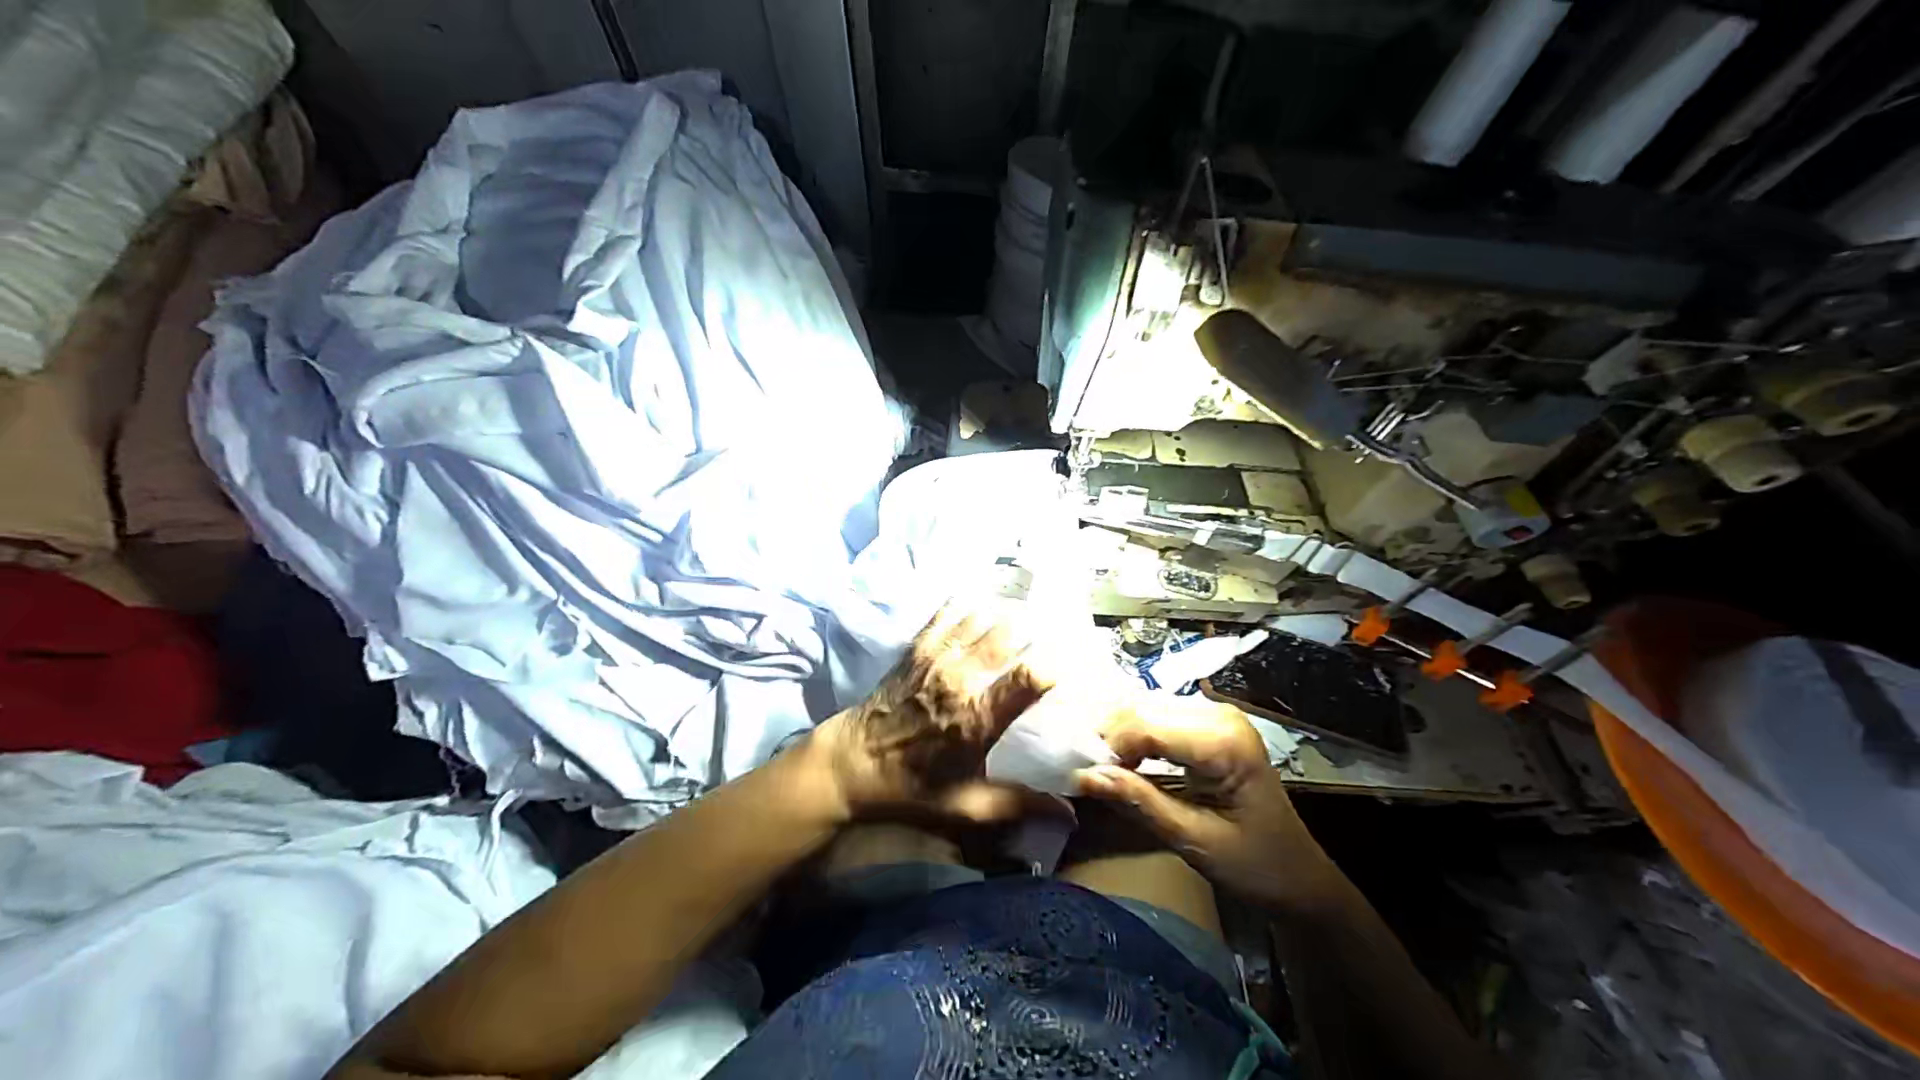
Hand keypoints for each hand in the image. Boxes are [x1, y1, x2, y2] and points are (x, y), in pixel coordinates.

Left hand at [811, 603, 1059, 823]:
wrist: (850, 764)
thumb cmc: (912, 787)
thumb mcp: (966, 806)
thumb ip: (1018, 804)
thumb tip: (1070, 815)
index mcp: (977, 717)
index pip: (1027, 678)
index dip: (1052, 666)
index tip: (1067, 665)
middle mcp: (960, 679)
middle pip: (1005, 636)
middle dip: (1031, 633)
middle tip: (1052, 632)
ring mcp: (936, 659)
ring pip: (979, 621)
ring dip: (1003, 616)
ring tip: (1025, 614)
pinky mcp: (916, 650)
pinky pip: (946, 616)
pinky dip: (965, 607)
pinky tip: (980, 600)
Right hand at [1073, 697, 1335, 910]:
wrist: (1299, 876)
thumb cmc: (1255, 866)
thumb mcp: (1193, 840)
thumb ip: (1139, 802)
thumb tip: (1083, 776)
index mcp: (1224, 742)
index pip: (1146, 726)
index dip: (1108, 748)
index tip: (1082, 777)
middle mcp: (1220, 715)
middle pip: (1142, 709)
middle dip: (1109, 739)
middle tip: (1086, 773)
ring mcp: (1216, 714)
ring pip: (1145, 707)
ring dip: (1119, 735)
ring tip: (1102, 769)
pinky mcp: (1210, 722)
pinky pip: (1158, 715)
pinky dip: (1135, 735)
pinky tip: (1125, 761)